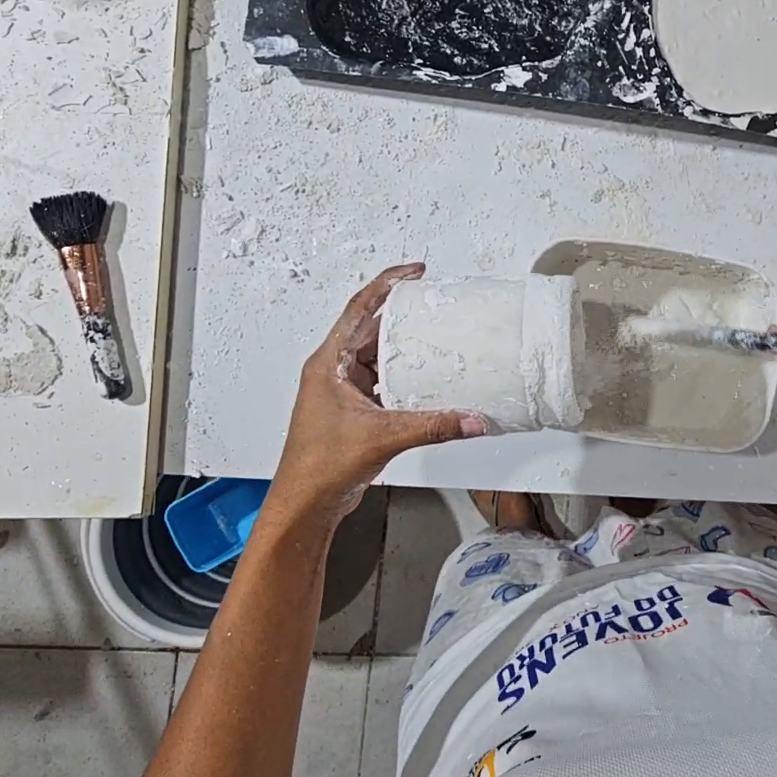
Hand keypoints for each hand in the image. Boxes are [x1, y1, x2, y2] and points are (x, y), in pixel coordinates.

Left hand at [277, 263, 486, 509]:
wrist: (305, 504)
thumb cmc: (317, 467)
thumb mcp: (384, 437)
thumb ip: (434, 426)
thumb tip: (471, 419)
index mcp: (329, 364)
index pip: (359, 309)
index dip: (387, 284)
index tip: (413, 272)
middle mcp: (334, 372)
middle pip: (373, 330)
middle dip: (404, 316)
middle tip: (433, 303)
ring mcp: (344, 391)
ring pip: (380, 356)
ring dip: (406, 349)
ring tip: (436, 338)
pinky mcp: (356, 410)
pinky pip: (385, 381)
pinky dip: (406, 377)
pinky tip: (427, 381)